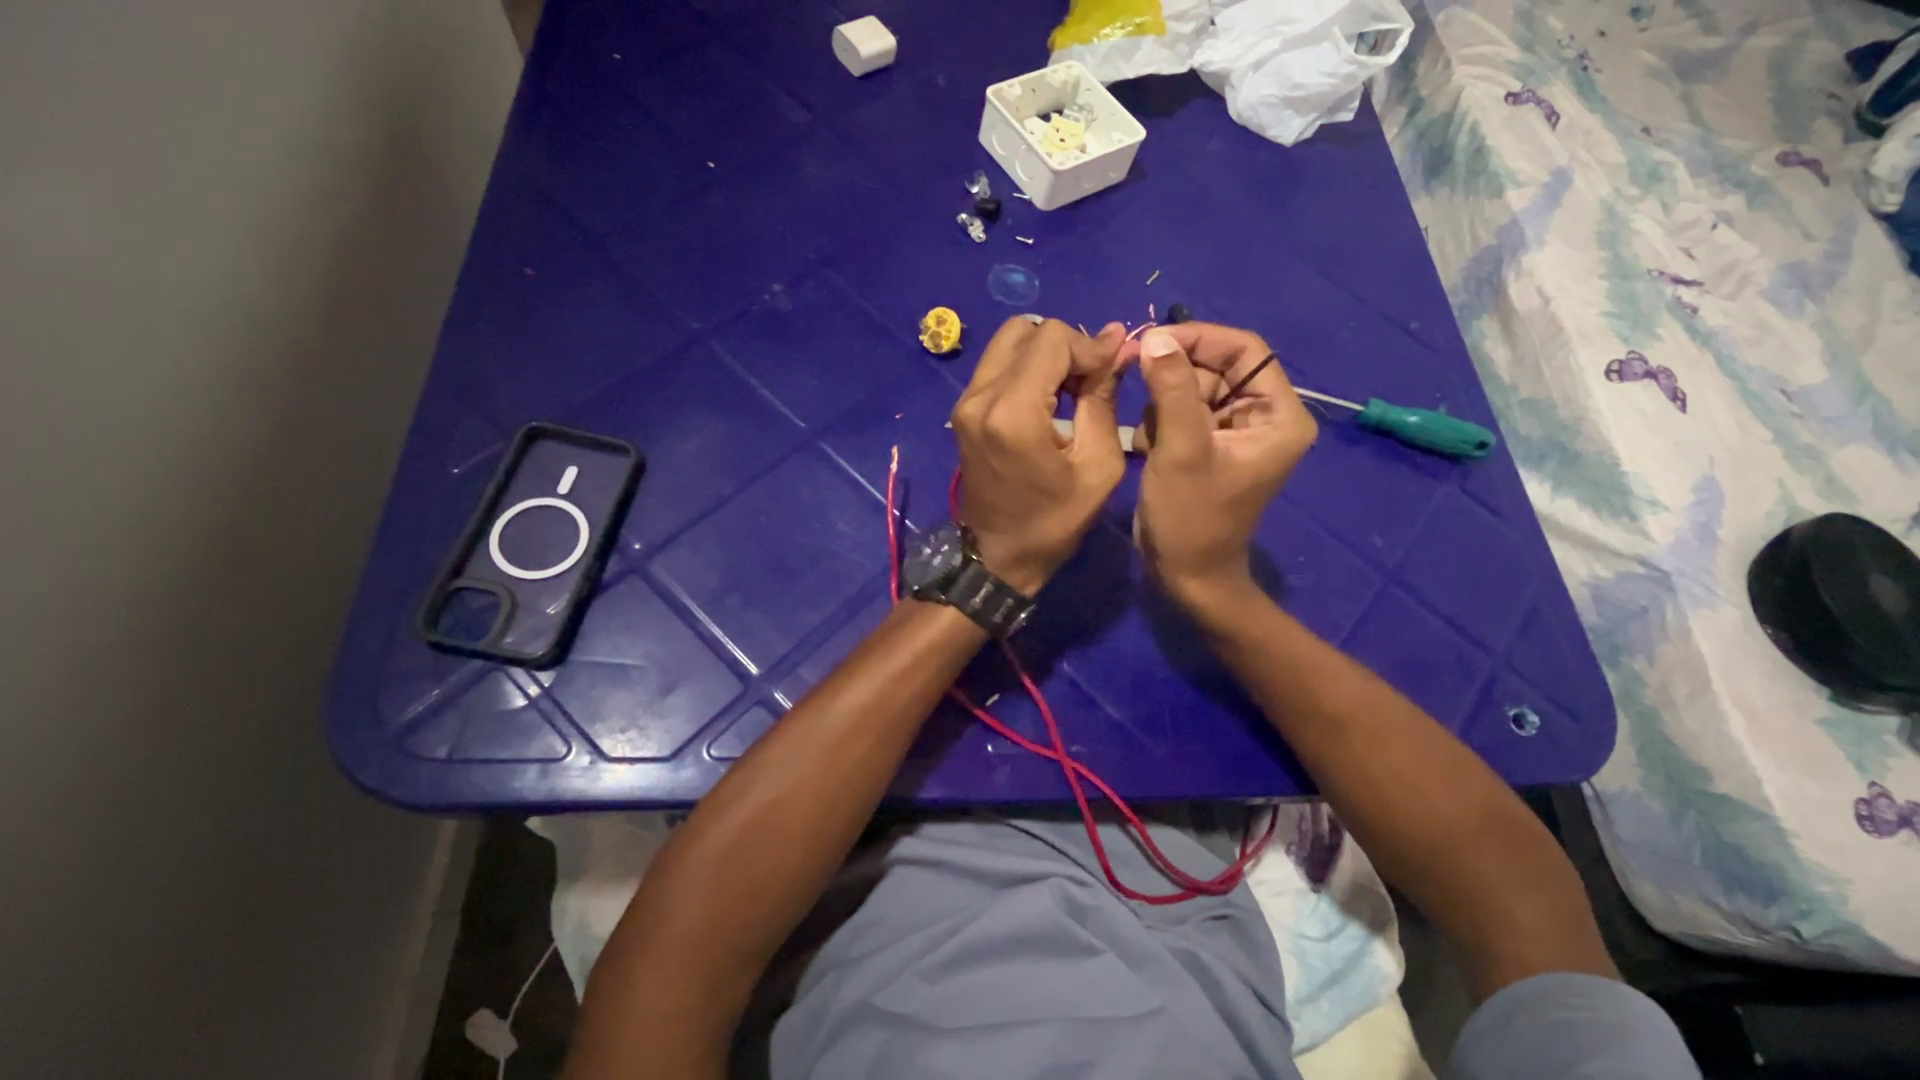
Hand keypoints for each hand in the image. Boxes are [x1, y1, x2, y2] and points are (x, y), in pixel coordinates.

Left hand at [950, 316, 1129, 593]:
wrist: (998, 557)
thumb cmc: (1055, 521)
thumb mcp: (1098, 466)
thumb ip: (1105, 398)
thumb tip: (1118, 345)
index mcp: (1012, 413)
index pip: (1053, 339)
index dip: (1091, 345)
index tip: (1115, 367)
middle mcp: (980, 397)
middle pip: (1027, 331)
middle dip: (1067, 345)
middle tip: (1091, 378)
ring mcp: (965, 401)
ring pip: (1008, 341)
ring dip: (1045, 353)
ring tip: (1072, 387)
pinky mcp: (963, 408)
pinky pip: (997, 364)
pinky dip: (1027, 367)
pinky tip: (1050, 396)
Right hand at [1123, 323, 1316, 605]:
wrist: (1186, 576)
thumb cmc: (1192, 518)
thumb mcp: (1181, 450)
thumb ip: (1171, 389)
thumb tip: (1154, 337)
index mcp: (1278, 415)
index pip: (1244, 349)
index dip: (1198, 338)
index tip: (1151, 341)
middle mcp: (1263, 416)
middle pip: (1214, 365)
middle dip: (1173, 376)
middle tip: (1132, 378)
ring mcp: (1233, 430)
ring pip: (1191, 386)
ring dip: (1162, 405)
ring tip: (1152, 442)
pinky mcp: (1208, 444)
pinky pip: (1180, 409)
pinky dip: (1159, 422)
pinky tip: (1151, 452)